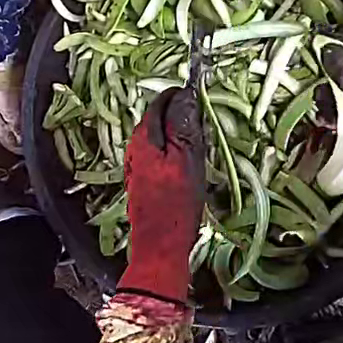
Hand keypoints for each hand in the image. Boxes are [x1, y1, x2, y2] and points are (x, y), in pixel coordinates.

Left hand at [120, 88, 205, 302]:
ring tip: (203, 145)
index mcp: (143, 136)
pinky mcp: (144, 180)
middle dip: (183, 116)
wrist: (160, 248)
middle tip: (208, 125)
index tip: (205, 98)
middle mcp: (134, 147)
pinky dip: (176, 152)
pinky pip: (162, 154)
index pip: (162, 100)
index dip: (184, 95)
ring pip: (162, 137)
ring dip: (181, 135)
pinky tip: (190, 165)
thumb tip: (186, 94)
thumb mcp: (187, 158)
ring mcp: (137, 164)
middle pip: (161, 117)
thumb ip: (184, 124)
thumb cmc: (176, 204)